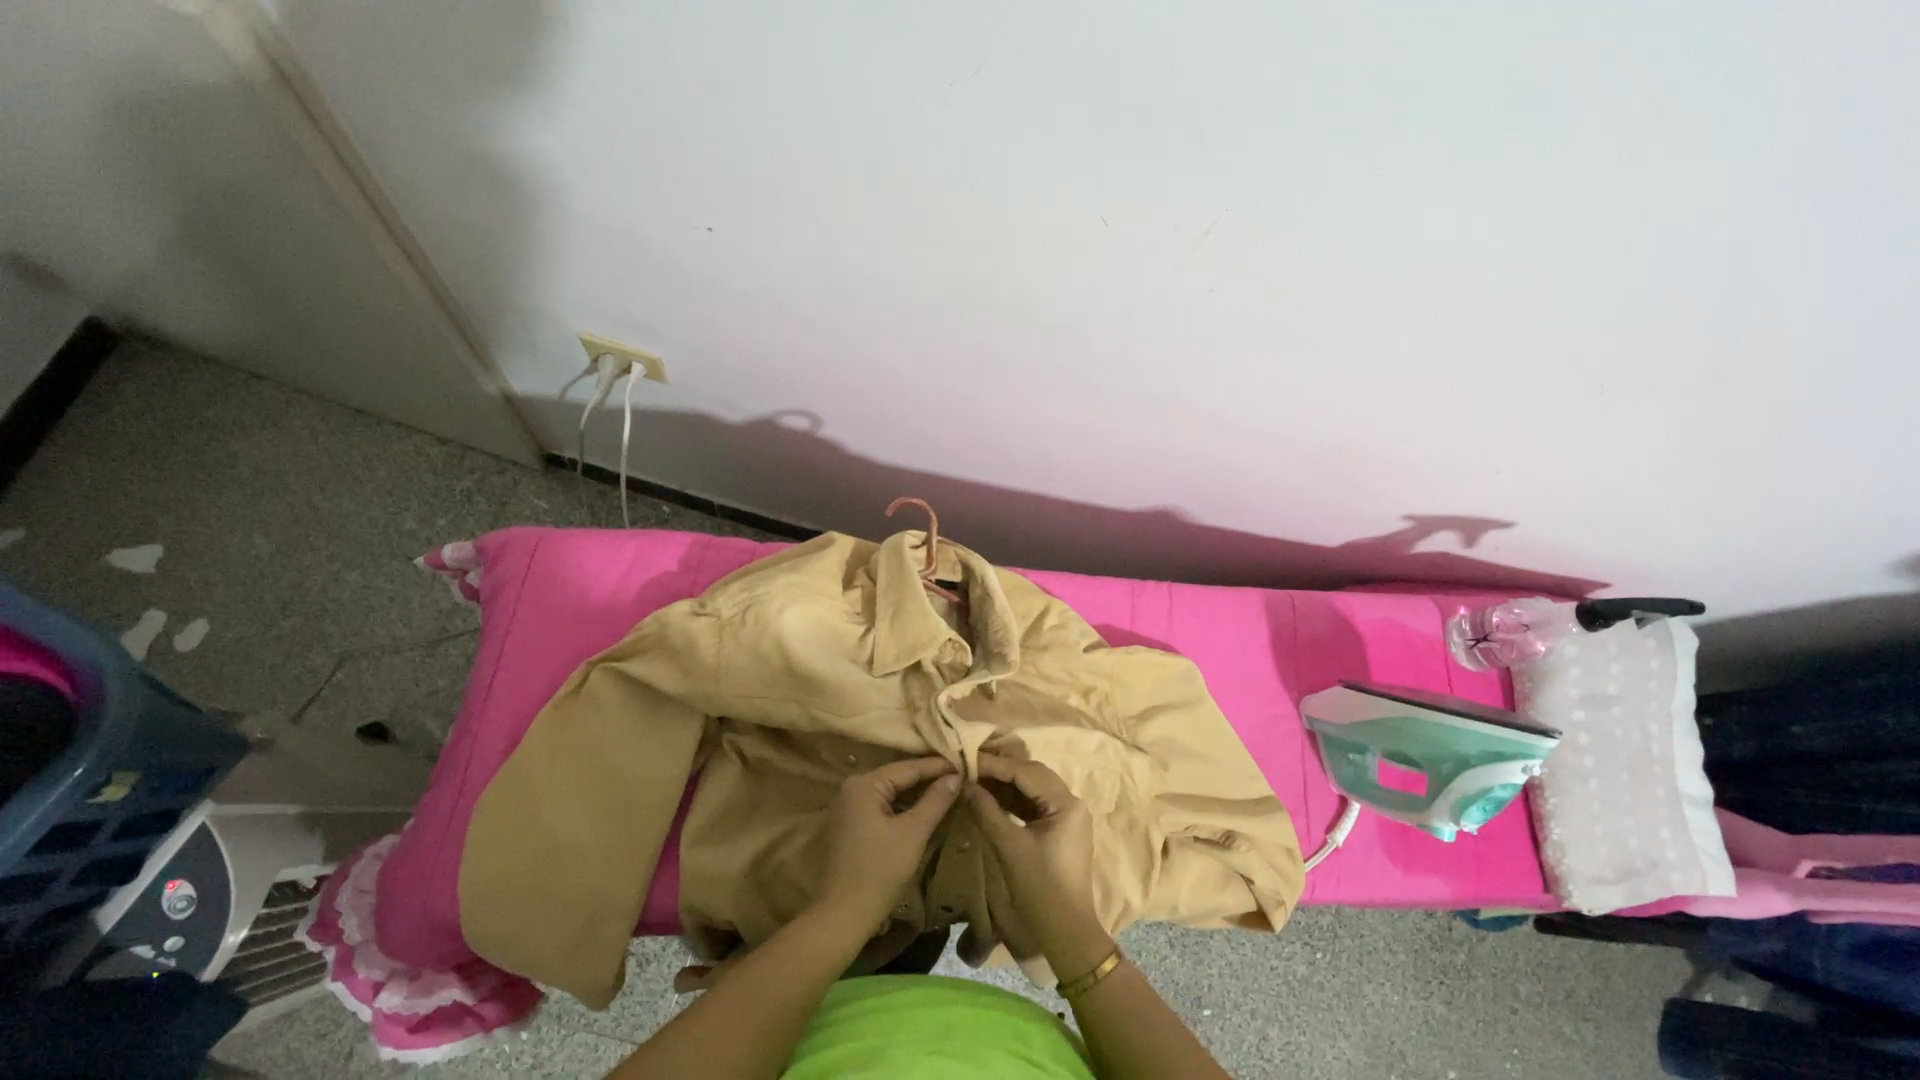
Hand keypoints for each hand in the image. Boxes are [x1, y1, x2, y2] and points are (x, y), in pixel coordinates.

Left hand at [815, 757, 961, 930]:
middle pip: (897, 778)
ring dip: (916, 796)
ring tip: (946, 792)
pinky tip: (923, 812)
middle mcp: (851, 790)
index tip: (965, 764)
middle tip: (958, 777)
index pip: (908, 768)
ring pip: (889, 794)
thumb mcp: (913, 833)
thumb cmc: (880, 870)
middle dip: (928, 779)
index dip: (938, 766)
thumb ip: (935, 801)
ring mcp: (847, 809)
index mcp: (864, 785)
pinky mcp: (848, 827)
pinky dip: (901, 810)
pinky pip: (880, 809)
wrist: (843, 914)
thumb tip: (955, 777)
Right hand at [963, 753, 1110, 975]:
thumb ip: (987, 811)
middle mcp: (1072, 803)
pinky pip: (1034, 806)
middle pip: (1032, 775)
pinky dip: (1012, 801)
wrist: (1065, 931)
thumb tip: (965, 785)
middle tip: (969, 767)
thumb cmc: (1040, 888)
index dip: (994, 765)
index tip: (966, 759)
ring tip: (974, 781)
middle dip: (1000, 770)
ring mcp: (1067, 817)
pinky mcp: (1059, 831)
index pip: (1026, 772)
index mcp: (1066, 804)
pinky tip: (990, 800)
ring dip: (1005, 785)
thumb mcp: (1009, 847)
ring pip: (1033, 789)